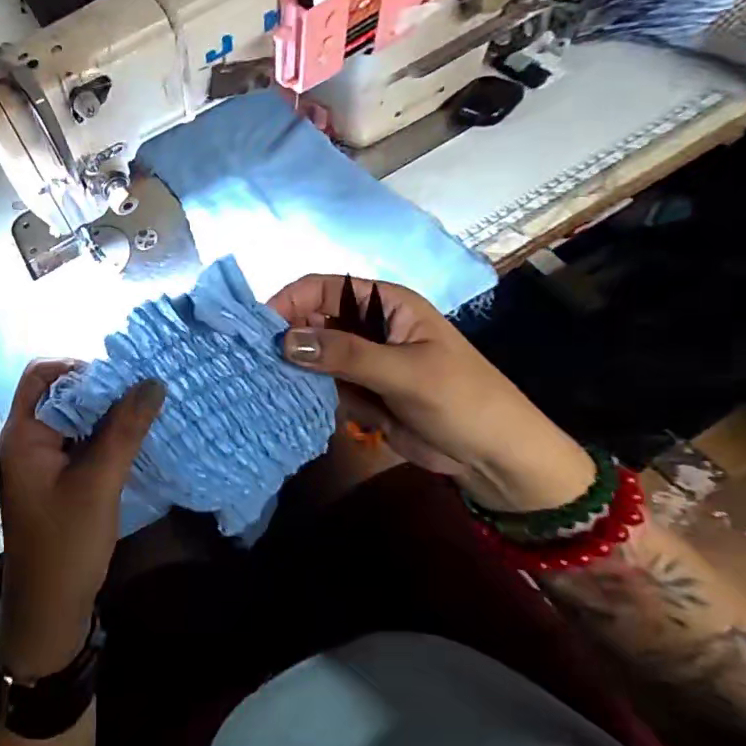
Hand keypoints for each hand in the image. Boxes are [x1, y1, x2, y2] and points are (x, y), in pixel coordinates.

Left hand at [0, 360, 164, 679]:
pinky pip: (83, 440)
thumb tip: (153, 382)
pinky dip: (107, 434)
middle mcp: (28, 440)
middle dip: (102, 388)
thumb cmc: (66, 543)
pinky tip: (136, 438)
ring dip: (108, 412)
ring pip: (76, 417)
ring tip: (146, 411)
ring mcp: (43, 461)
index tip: (122, 380)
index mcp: (23, 435)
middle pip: (61, 392)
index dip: (80, 367)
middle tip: (143, 391)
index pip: (43, 374)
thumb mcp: (99, 482)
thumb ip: (124, 429)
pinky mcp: (59, 478)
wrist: (48, 610)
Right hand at [267, 275, 594, 511]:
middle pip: (315, 321)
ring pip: (316, 356)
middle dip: (287, 337)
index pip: (326, 289)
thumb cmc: (461, 399)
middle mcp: (370, 326)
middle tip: (252, 361)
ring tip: (261, 384)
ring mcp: (365, 362)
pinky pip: (325, 386)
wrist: (493, 456)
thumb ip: (346, 354)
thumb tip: (284, 340)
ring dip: (294, 369)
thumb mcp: (405, 372)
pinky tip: (286, 403)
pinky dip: (307, 393)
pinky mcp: (362, 394)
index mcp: (386, 303)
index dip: (291, 301)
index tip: (259, 327)